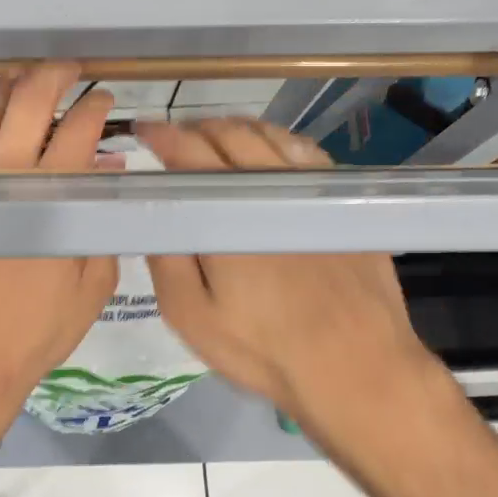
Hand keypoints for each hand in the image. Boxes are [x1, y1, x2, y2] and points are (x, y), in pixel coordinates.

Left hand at [0, 64, 118, 446]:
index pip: (78, 131)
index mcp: (51, 199)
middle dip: (55, 76)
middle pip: (29, 103)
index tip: (105, 100)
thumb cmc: (34, 332)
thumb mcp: (91, 287)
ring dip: (8, 88)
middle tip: (70, 71)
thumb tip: (107, 170)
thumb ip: (99, 224)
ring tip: (25, 80)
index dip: (95, 107)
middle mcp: (4, 177)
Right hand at [136, 118, 448, 428]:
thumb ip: (166, 261)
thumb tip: (151, 216)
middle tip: (175, 138)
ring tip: (216, 139)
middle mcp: (272, 186)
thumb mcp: (192, 317)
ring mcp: (314, 191)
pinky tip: (272, 157)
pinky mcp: (345, 205)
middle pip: (230, 134)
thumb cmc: (263, 349)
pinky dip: (280, 143)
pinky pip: (307, 154)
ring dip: (237, 130)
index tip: (142, 131)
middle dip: (196, 128)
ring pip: (271, 137)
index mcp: (228, 210)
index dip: (161, 136)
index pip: (188, 152)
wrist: (356, 367)